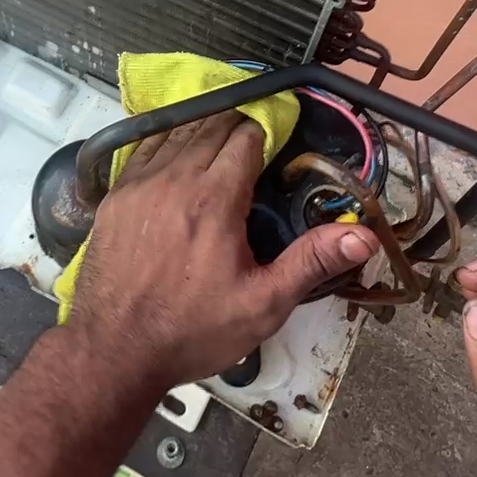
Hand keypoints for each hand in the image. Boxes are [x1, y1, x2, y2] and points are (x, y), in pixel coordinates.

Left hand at [68, 112, 378, 392]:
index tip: (274, 143)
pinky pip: (144, 149)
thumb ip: (311, 262)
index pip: (245, 138)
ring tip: (218, 140)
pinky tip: (175, 151)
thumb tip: (361, 235)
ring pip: (177, 132)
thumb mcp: (263, 304)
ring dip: (202, 129)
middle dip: (235, 127)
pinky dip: (166, 141)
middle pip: (211, 127)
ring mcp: (139, 183)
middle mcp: (175, 178)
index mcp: (215, 198)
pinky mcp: (115, 194)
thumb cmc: (192, 329)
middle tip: (251, 141)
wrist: (114, 349)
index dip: (264, 134)